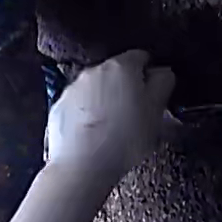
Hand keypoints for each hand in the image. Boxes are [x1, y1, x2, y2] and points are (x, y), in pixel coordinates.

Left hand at [45, 50, 175, 187]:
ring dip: (105, 99)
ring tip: (113, 128)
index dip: (150, 73)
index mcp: (122, 66)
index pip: (141, 56)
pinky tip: (94, 135)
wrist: (81, 165)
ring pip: (96, 88)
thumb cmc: (126, 137)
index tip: (153, 92)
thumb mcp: (157, 111)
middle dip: (126, 87)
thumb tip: (161, 71)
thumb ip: (163, 84)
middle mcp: (95, 70)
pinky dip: (87, 114)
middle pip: (116, 71)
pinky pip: (78, 105)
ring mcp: (73, 88)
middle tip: (136, 113)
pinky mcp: (58, 107)